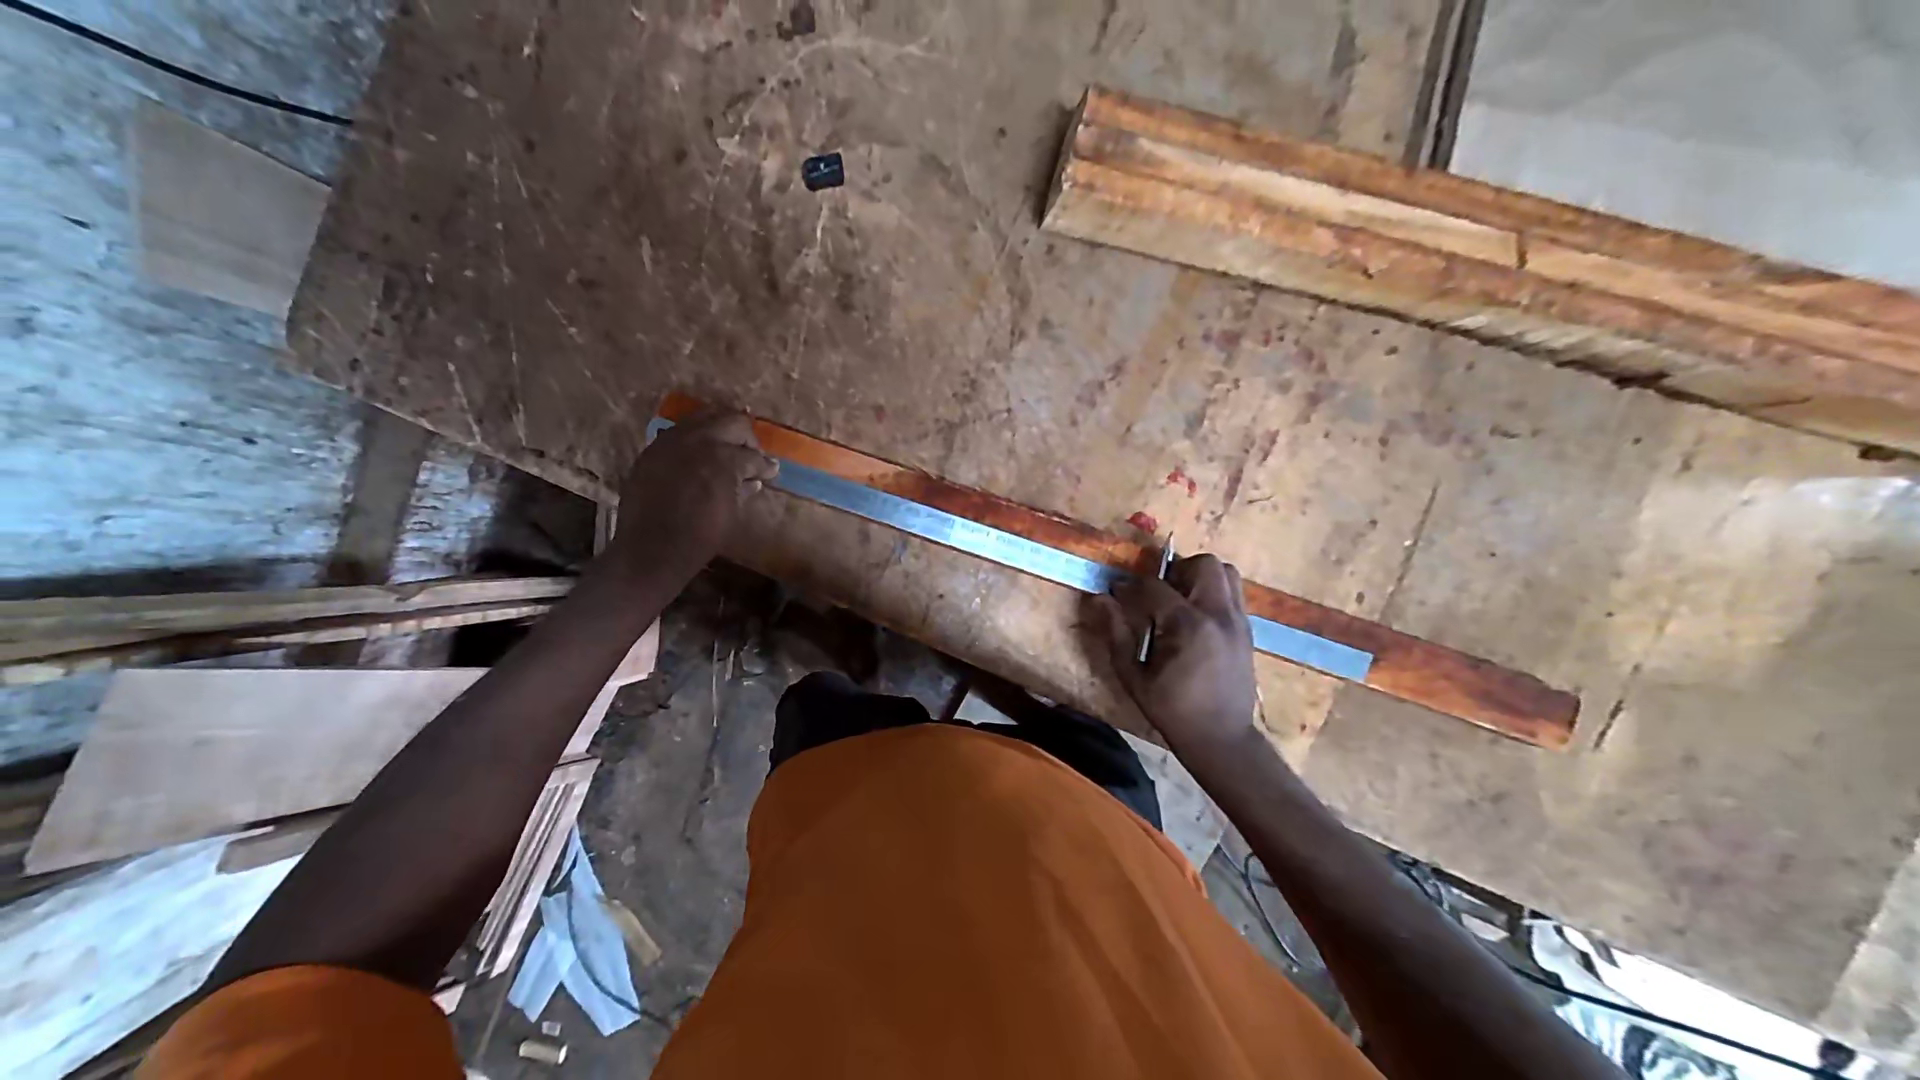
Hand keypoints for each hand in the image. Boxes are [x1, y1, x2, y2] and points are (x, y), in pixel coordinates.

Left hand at [609, 411, 777, 570]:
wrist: (651, 548)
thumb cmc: (700, 537)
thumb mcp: (731, 513)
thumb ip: (743, 489)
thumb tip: (753, 480)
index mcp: (724, 458)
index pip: (752, 455)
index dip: (765, 465)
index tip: (771, 470)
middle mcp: (698, 440)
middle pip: (732, 422)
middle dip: (747, 437)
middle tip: (752, 454)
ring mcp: (672, 441)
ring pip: (703, 417)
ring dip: (720, 429)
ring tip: (727, 446)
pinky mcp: (654, 449)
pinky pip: (679, 432)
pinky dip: (695, 438)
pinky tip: (700, 454)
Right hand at [1089, 554, 1260, 760]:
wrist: (1222, 739)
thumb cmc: (1172, 710)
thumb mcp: (1134, 676)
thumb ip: (1116, 633)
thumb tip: (1100, 600)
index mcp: (1187, 625)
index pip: (1155, 586)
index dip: (1131, 586)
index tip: (1117, 592)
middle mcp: (1218, 614)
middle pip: (1203, 564)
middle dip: (1177, 570)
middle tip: (1159, 591)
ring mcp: (1238, 621)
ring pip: (1226, 573)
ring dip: (1200, 577)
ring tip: (1180, 600)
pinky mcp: (1247, 631)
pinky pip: (1233, 594)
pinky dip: (1213, 593)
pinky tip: (1196, 619)